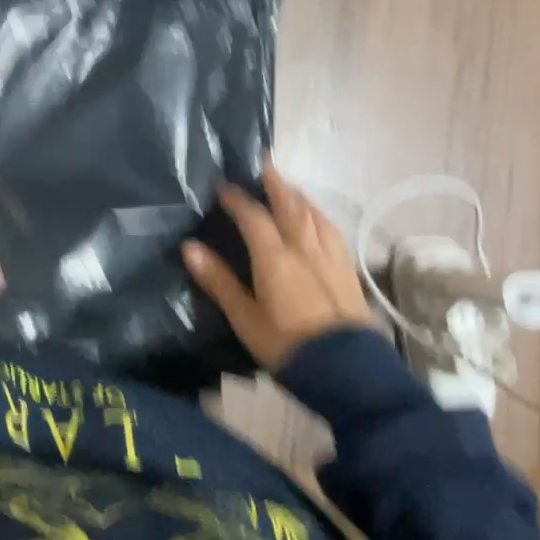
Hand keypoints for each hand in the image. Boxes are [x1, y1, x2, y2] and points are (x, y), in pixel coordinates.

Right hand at [184, 162, 375, 371]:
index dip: (238, 198)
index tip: (223, 185)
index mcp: (276, 256)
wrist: (350, 374)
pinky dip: (320, 218)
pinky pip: (333, 234)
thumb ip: (218, 281)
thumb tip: (189, 247)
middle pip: (291, 207)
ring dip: (301, 198)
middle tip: (264, 165)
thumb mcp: (245, 317)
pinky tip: (319, 222)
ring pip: (316, 217)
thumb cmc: (288, 345)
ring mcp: (332, 260)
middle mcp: (305, 249)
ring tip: (290, 189)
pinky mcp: (349, 275)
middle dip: (277, 184)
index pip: (254, 216)